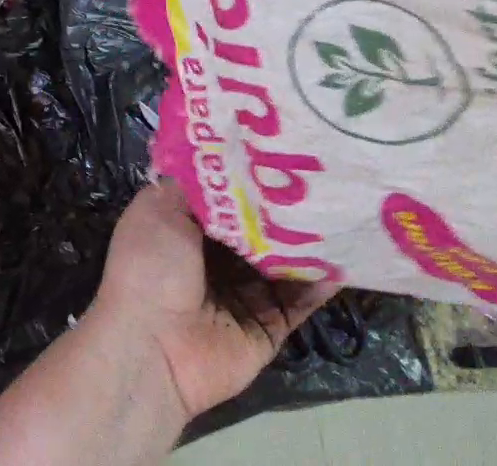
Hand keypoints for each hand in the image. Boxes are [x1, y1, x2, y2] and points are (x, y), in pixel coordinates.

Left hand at [86, 180, 338, 417]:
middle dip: (283, 208)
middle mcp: (212, 256)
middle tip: (321, 177)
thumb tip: (220, 161)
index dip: (244, 177)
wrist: (154, 345)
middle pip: (257, 228)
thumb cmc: (150, 266)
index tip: (277, 152)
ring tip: (342, 210)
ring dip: (309, 241)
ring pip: (283, 261)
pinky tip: (346, 257)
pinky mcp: (268, 324)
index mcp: (181, 226)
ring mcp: (242, 291)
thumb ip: (194, 188)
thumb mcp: (158, 209)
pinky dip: (322, 281)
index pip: (220, 196)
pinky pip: (300, 299)